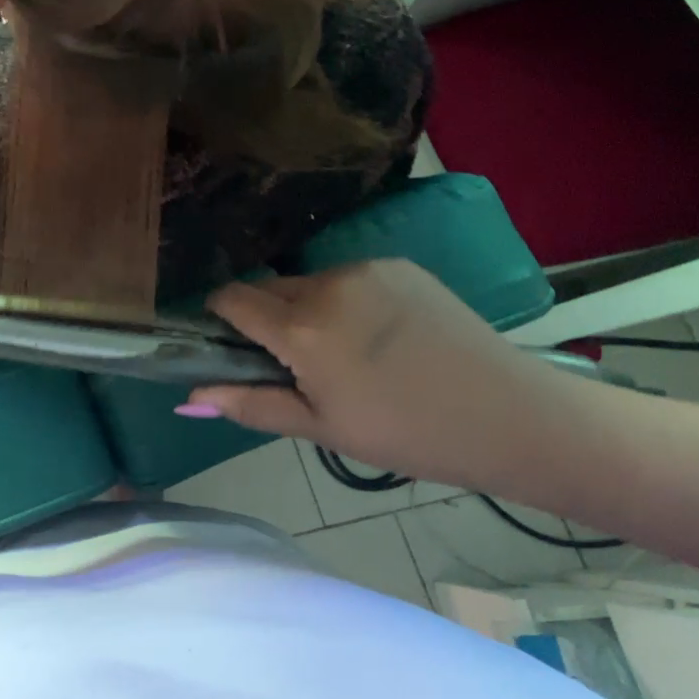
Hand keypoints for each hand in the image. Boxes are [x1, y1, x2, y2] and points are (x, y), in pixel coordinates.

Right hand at [187, 261, 575, 489]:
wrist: (512, 416)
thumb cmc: (408, 434)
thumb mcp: (322, 429)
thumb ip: (251, 405)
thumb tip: (186, 398)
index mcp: (300, 329)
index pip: (230, 298)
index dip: (221, 318)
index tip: (234, 346)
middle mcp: (325, 284)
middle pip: (266, 288)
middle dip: (266, 318)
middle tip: (298, 363)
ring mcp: (364, 269)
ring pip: (307, 282)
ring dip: (306, 308)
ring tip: (348, 353)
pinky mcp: (398, 264)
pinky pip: (347, 277)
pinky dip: (345, 300)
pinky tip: (381, 336)